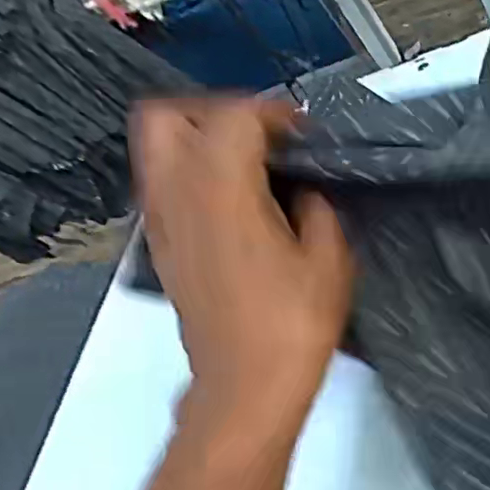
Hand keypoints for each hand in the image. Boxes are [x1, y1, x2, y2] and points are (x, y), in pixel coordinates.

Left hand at [130, 98, 354, 432]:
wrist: (247, 378)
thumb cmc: (297, 322)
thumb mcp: (332, 262)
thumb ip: (319, 212)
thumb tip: (308, 193)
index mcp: (222, 190)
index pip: (234, 117)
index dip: (273, 112)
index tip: (307, 129)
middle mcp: (176, 192)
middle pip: (169, 116)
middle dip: (218, 113)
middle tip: (266, 136)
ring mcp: (160, 218)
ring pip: (158, 148)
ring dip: (203, 142)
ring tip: (255, 167)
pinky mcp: (161, 243)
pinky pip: (165, 184)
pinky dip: (197, 175)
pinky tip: (240, 204)